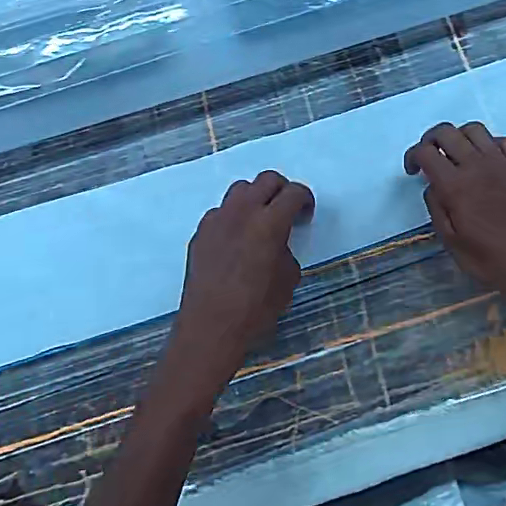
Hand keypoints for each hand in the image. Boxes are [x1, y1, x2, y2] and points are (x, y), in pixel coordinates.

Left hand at [170, 170, 314, 382]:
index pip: (293, 192)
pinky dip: (233, 217)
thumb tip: (277, 242)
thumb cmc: (256, 308)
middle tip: (286, 211)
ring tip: (259, 221)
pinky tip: (235, 241)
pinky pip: (221, 212)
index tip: (305, 214)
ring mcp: (218, 219)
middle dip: (281, 191)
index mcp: (270, 222)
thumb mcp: (288, 279)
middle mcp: (242, 211)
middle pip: (266, 180)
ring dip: (255, 199)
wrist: (211, 326)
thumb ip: (286, 249)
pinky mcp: (201, 231)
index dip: (304, 199)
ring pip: (240, 190)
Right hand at [405, 122, 505, 319]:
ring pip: (474, 129)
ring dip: (459, 137)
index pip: (425, 152)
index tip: (413, 170)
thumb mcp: (451, 241)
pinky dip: (489, 143)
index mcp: (455, 186)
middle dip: (430, 140)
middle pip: (446, 132)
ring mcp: (502, 164)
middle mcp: (477, 167)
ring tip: (456, 155)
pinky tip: (485, 160)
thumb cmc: (491, 260)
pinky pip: (502, 140)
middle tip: (429, 158)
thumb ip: (436, 206)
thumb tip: (432, 185)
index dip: (412, 156)